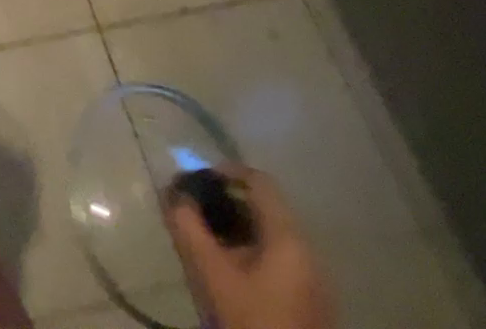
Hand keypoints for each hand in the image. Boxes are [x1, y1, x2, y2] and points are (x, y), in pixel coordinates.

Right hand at [165, 167, 334, 328]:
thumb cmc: (252, 319)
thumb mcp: (212, 275)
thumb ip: (189, 229)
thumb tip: (173, 194)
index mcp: (289, 237)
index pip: (260, 182)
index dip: (226, 171)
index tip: (195, 178)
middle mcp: (307, 248)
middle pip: (266, 205)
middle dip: (226, 199)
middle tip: (193, 207)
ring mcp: (312, 273)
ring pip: (271, 231)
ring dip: (236, 224)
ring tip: (204, 235)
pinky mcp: (309, 294)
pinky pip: (278, 253)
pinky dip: (251, 245)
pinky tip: (228, 264)